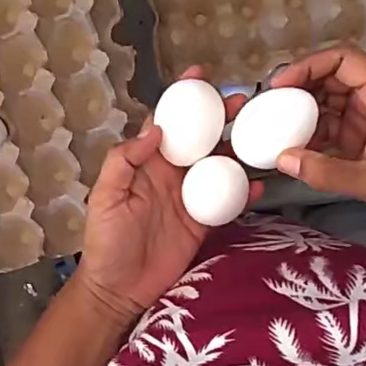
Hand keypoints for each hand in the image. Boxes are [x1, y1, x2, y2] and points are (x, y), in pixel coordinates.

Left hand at [73, 68, 259, 322]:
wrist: (119, 288)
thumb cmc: (106, 240)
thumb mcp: (105, 197)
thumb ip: (125, 161)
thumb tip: (156, 129)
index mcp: (144, 164)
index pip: (164, 124)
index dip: (180, 100)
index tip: (198, 76)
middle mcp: (169, 175)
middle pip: (199, 139)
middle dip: (219, 117)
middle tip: (241, 100)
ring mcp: (188, 198)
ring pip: (218, 165)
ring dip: (238, 148)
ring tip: (260, 132)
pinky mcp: (203, 223)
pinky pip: (227, 202)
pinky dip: (243, 193)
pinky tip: (258, 184)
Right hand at [270, 47, 365, 233]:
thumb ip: (325, 171)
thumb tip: (282, 159)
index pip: (344, 60)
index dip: (310, 65)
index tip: (281, 85)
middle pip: (331, 78)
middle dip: (299, 88)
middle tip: (269, 105)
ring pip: (328, 103)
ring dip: (301, 112)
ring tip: (273, 125)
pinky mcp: (362, 140)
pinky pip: (329, 127)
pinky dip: (309, 134)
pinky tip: (291, 148)